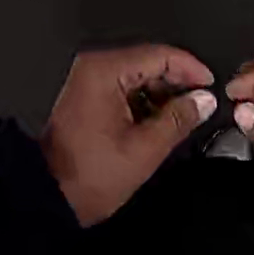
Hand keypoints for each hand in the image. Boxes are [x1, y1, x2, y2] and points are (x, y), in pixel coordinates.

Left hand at [41, 44, 216, 226]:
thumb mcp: (143, 150)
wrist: (44, 199)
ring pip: (139, 73)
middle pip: (149, 60)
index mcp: (106, 70)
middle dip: (178, 81)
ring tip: (182, 115)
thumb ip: (179, 119)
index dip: (191, 68)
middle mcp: (95, 65)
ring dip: (162, 91)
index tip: (209, 84)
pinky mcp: (88, 92)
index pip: (160, 55)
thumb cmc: (88, 176)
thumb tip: (204, 100)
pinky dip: (145, 98)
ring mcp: (89, 77)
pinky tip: (158, 119)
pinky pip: (125, 84)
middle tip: (200, 101)